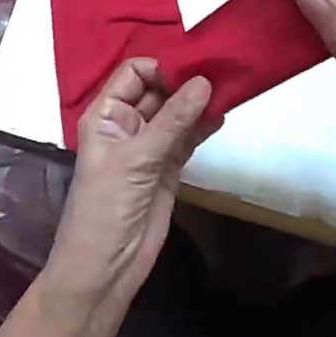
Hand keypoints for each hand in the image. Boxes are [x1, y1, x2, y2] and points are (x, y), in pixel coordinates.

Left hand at [42, 60, 212, 310]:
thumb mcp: (136, 159)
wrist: (106, 269)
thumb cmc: (106, 207)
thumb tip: (204, 81)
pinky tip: (223, 115)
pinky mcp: (169, 166)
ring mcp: (150, 145)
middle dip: (186, 80)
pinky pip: (188, 137)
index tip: (194, 67)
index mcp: (107, 114)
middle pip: (159, 89)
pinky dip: (204, 126)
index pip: (134, 73)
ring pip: (177, 112)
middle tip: (223, 70)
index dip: (162, 67)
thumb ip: (172, 121)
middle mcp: (128, 123)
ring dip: (199, 101)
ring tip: (230, 87)